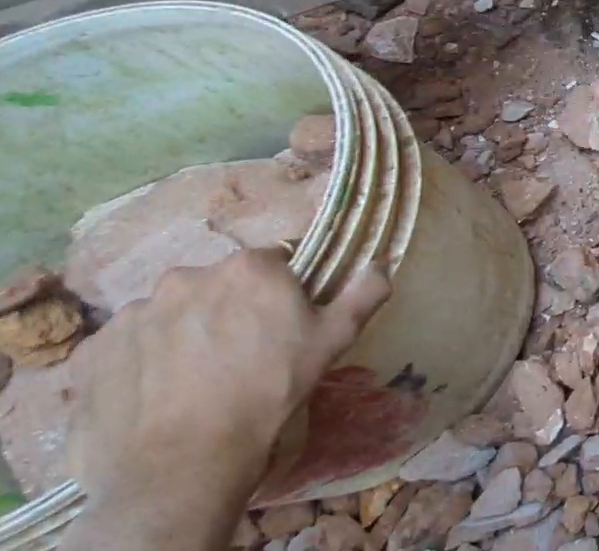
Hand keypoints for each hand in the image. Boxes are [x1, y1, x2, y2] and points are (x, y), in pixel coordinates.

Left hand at [62, 251, 388, 550]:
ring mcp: (132, 315)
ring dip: (183, 332)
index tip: (283, 321)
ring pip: (170, 313)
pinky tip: (157, 390)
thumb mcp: (335, 339)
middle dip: (228, 308)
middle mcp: (186, 278)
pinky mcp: (91, 353)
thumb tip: (381, 262)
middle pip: (217, 285)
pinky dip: (141, 359)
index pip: (272, 263)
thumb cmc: (269, 391)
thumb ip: (365, 292)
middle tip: (241, 351)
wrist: (182, 462)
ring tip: (194, 376)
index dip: (282, 289)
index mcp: (248, 269)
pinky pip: (125, 345)